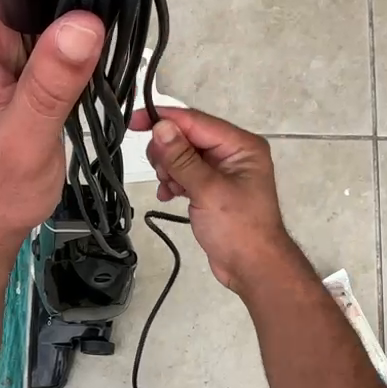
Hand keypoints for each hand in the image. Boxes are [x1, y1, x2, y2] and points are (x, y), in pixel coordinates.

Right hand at [141, 107, 303, 293]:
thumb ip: (182, 158)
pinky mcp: (212, 190)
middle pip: (189, 138)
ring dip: (169, 169)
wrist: (252, 267)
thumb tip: (161, 127)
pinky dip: (174, 182)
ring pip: (184, 157)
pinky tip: (169, 196)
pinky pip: (186, 175)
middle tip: (159, 171)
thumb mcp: (207, 190)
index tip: (134, 121)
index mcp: (240, 146)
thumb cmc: (238, 229)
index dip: (165, 120)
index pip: (197, 122)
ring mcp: (223, 173)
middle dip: (168, 151)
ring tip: (169, 188)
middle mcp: (233, 154)